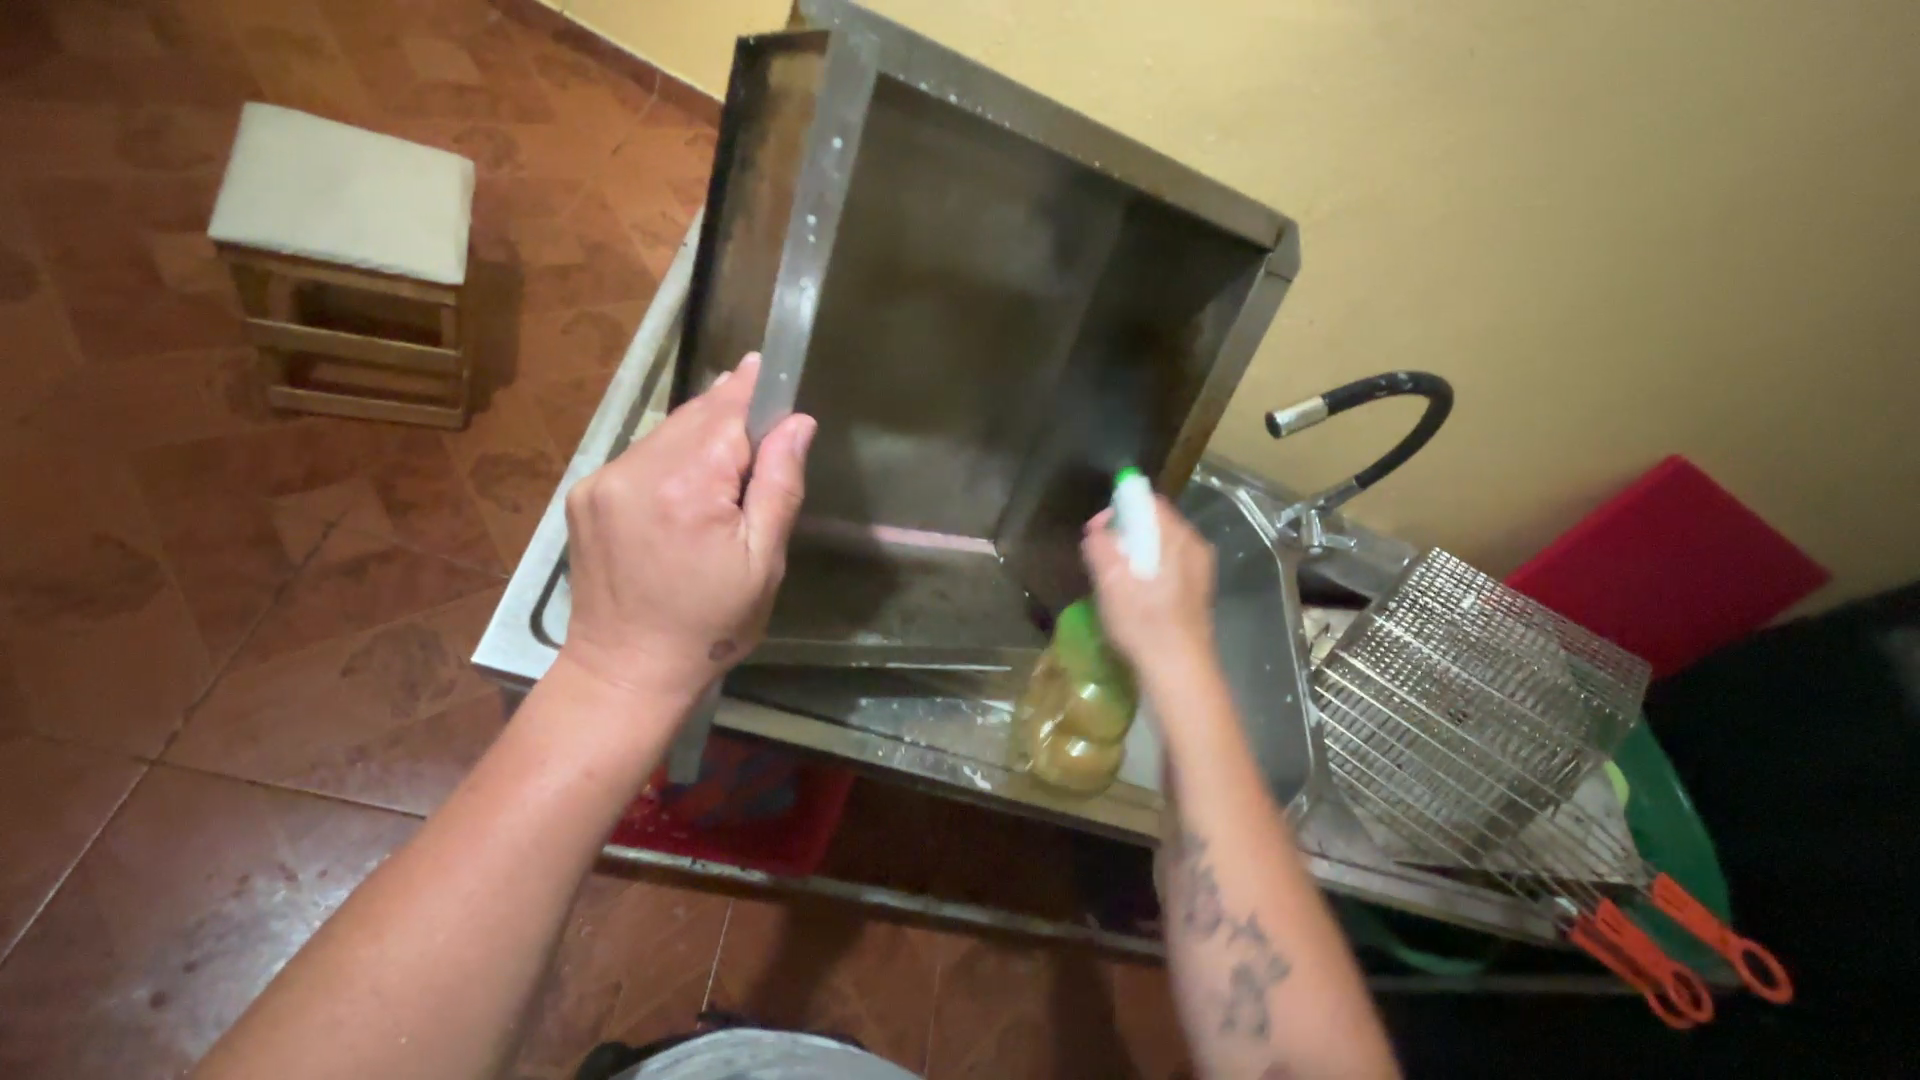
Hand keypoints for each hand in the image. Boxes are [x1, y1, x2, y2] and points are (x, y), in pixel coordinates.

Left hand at [558, 353, 815, 710]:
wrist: (628, 669)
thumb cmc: (711, 625)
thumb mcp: (763, 563)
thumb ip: (779, 487)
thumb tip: (798, 424)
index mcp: (686, 489)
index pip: (727, 415)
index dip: (750, 391)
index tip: (764, 366)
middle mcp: (635, 472)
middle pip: (694, 418)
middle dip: (728, 410)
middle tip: (758, 399)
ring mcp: (602, 482)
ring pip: (666, 435)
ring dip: (700, 436)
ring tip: (729, 451)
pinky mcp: (585, 496)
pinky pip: (641, 457)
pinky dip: (670, 457)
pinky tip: (689, 481)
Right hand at [1081, 496, 1217, 683]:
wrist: (1179, 672)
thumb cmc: (1144, 623)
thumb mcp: (1110, 582)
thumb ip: (1100, 547)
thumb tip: (1098, 530)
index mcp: (1178, 537)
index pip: (1148, 502)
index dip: (1119, 507)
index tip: (1097, 530)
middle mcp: (1195, 547)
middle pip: (1156, 523)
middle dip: (1125, 532)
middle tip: (1101, 556)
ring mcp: (1200, 571)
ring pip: (1162, 547)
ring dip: (1135, 554)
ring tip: (1114, 579)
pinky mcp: (1198, 593)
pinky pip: (1169, 567)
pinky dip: (1149, 571)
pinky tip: (1133, 596)